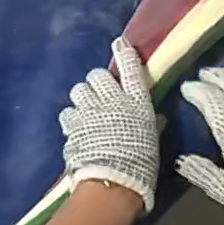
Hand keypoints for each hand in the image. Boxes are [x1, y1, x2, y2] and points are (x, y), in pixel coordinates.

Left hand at [59, 38, 158, 213]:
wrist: (113, 182)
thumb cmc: (140, 165)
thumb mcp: (152, 140)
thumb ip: (150, 124)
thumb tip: (156, 118)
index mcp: (138, 104)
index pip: (132, 70)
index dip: (124, 54)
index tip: (119, 42)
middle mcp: (113, 101)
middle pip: (97, 75)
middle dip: (97, 83)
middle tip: (99, 95)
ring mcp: (90, 110)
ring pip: (79, 90)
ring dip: (82, 98)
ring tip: (86, 110)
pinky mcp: (72, 124)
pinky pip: (68, 111)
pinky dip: (71, 117)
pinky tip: (75, 127)